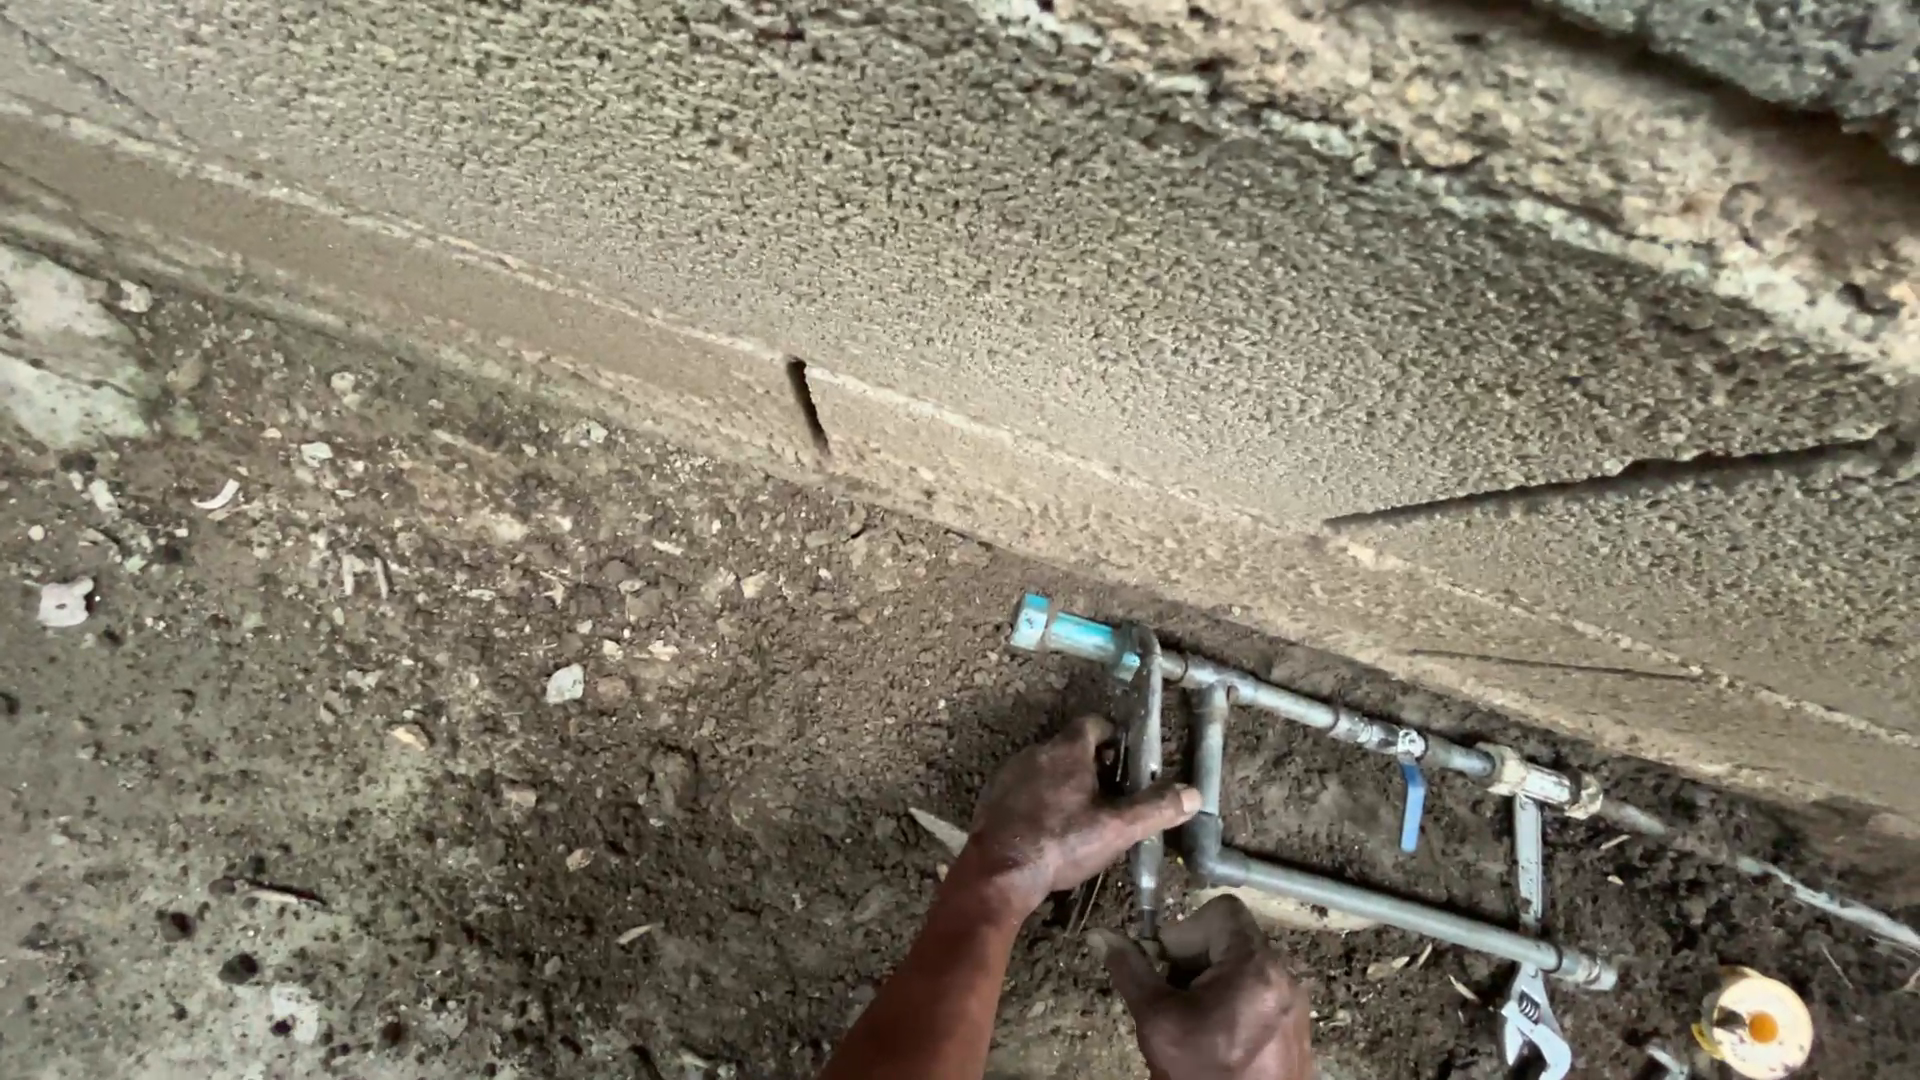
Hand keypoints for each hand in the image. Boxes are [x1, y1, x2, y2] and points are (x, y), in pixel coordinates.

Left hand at [958, 714, 1199, 919]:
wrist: (999, 869)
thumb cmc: (1061, 843)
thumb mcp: (1116, 829)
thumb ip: (1155, 809)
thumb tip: (1193, 794)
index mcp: (1067, 750)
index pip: (1093, 723)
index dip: (1111, 735)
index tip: (1124, 756)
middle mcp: (1036, 751)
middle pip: (1070, 745)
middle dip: (1091, 763)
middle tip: (1111, 791)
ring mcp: (1011, 771)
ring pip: (1046, 766)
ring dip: (1064, 780)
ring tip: (1082, 812)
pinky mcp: (994, 793)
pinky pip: (1024, 785)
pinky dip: (1039, 796)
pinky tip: (1049, 826)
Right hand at [1090, 895, 1313, 1079]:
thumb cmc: (1200, 1078)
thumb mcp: (1156, 1020)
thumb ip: (1130, 968)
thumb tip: (1099, 933)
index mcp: (1256, 968)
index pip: (1222, 910)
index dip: (1188, 930)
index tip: (1170, 966)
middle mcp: (1285, 978)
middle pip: (1230, 937)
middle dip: (1194, 959)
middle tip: (1176, 997)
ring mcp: (1294, 1006)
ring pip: (1241, 964)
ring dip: (1210, 980)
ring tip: (1195, 1020)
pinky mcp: (1296, 1030)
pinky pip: (1258, 991)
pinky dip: (1232, 1001)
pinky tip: (1217, 1037)